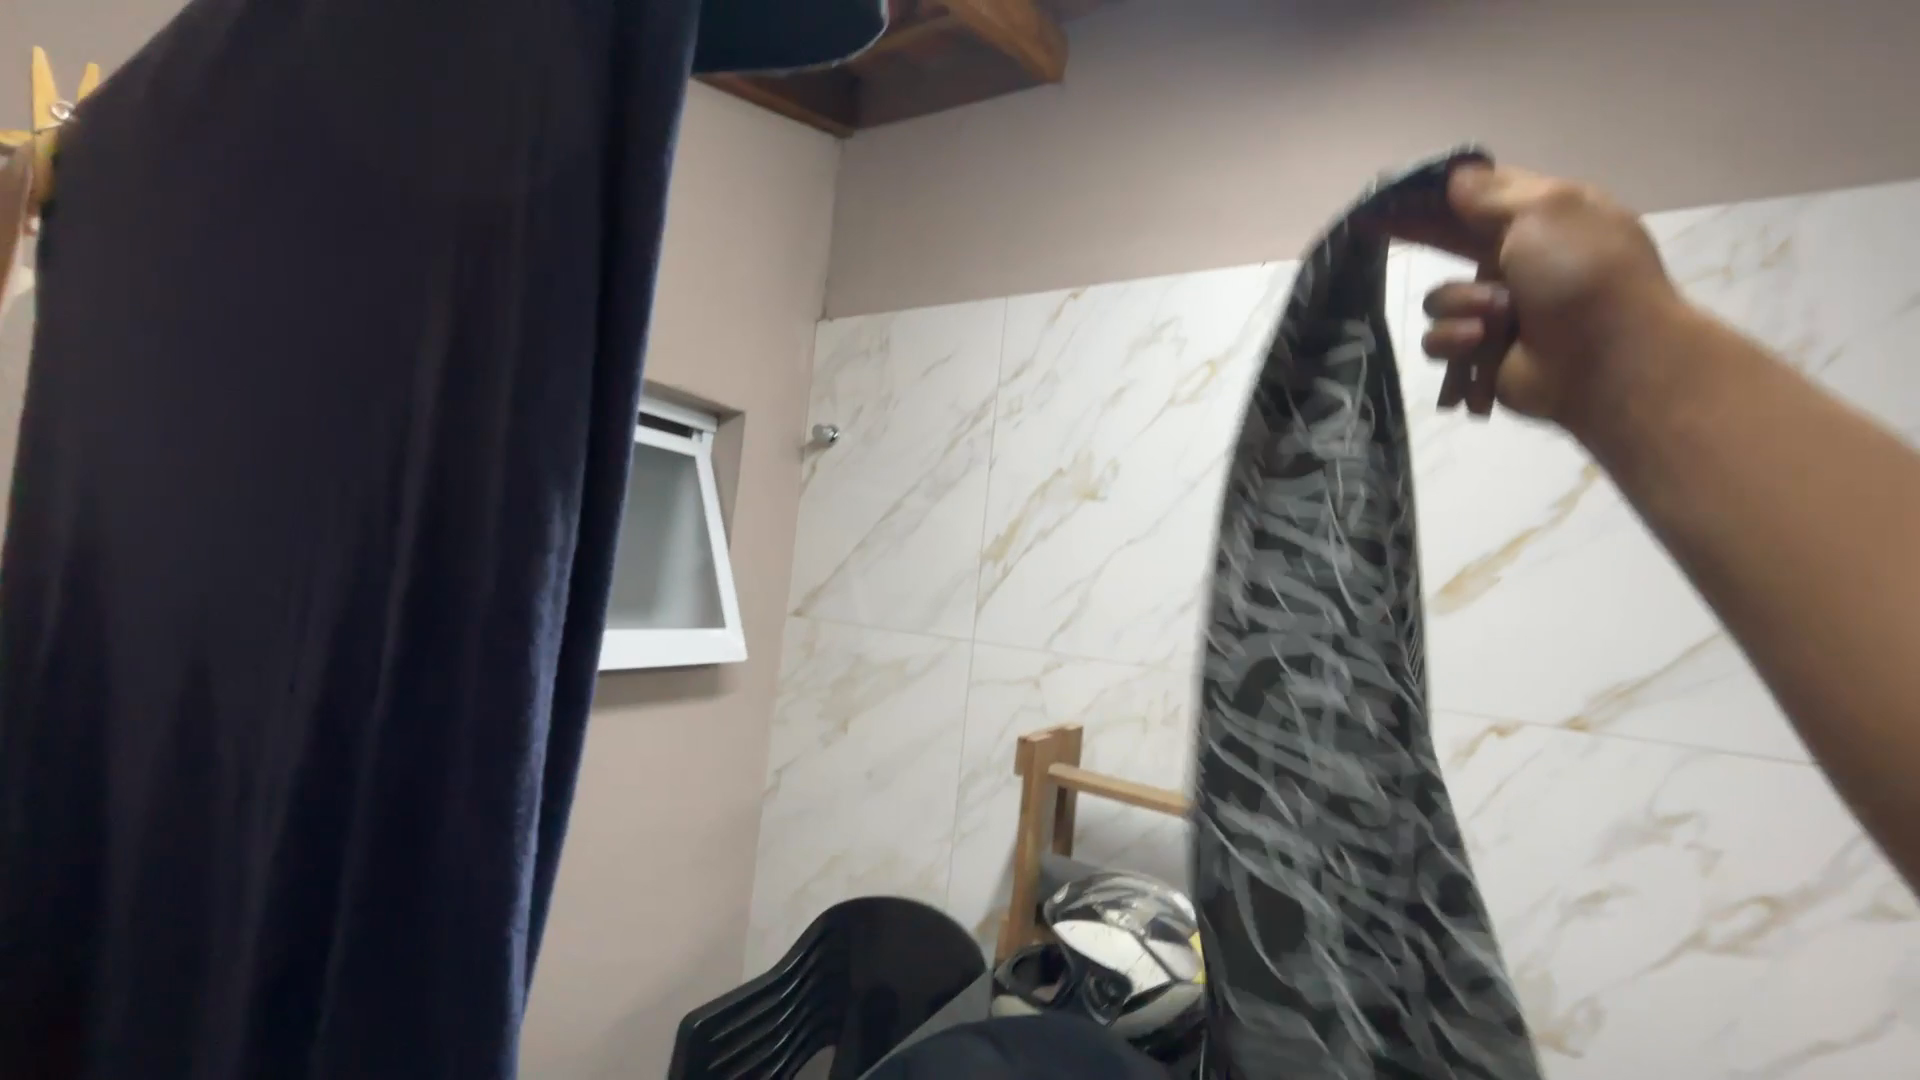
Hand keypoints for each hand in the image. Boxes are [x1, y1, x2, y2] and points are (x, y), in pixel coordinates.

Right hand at [1395, 164, 1685, 433]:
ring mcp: (1497, 310)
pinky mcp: (1480, 352)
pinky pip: (1440, 341)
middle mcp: (1517, 262)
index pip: (1478, 199)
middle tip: (1373, 227)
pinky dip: (1455, 342)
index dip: (1436, 194)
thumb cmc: (1582, 275)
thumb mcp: (1546, 212)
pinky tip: (1479, 347)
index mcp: (1542, 221)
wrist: (1606, 360)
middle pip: (1451, 244)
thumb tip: (1455, 176)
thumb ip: (1493, 195)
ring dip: (1458, 307)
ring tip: (1489, 324)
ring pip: (1439, 301)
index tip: (1394, 191)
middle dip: (1421, 237)